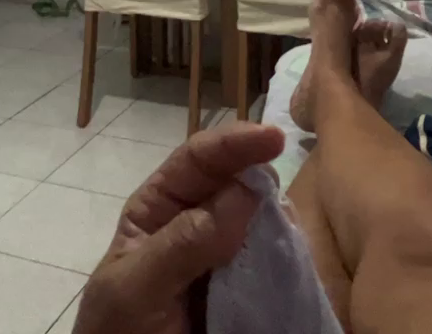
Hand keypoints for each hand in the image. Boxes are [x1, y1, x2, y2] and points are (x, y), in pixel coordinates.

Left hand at [74, 123, 285, 333]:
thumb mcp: (135, 287)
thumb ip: (183, 241)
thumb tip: (244, 191)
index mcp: (159, 208)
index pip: (197, 160)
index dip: (233, 141)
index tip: (272, 137)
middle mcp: (196, 223)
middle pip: (235, 181)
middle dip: (260, 170)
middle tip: (285, 182)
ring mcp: (226, 258)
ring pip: (261, 220)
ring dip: (278, 214)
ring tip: (290, 221)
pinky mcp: (249, 293)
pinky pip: (275, 265)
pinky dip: (289, 255)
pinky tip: (296, 252)